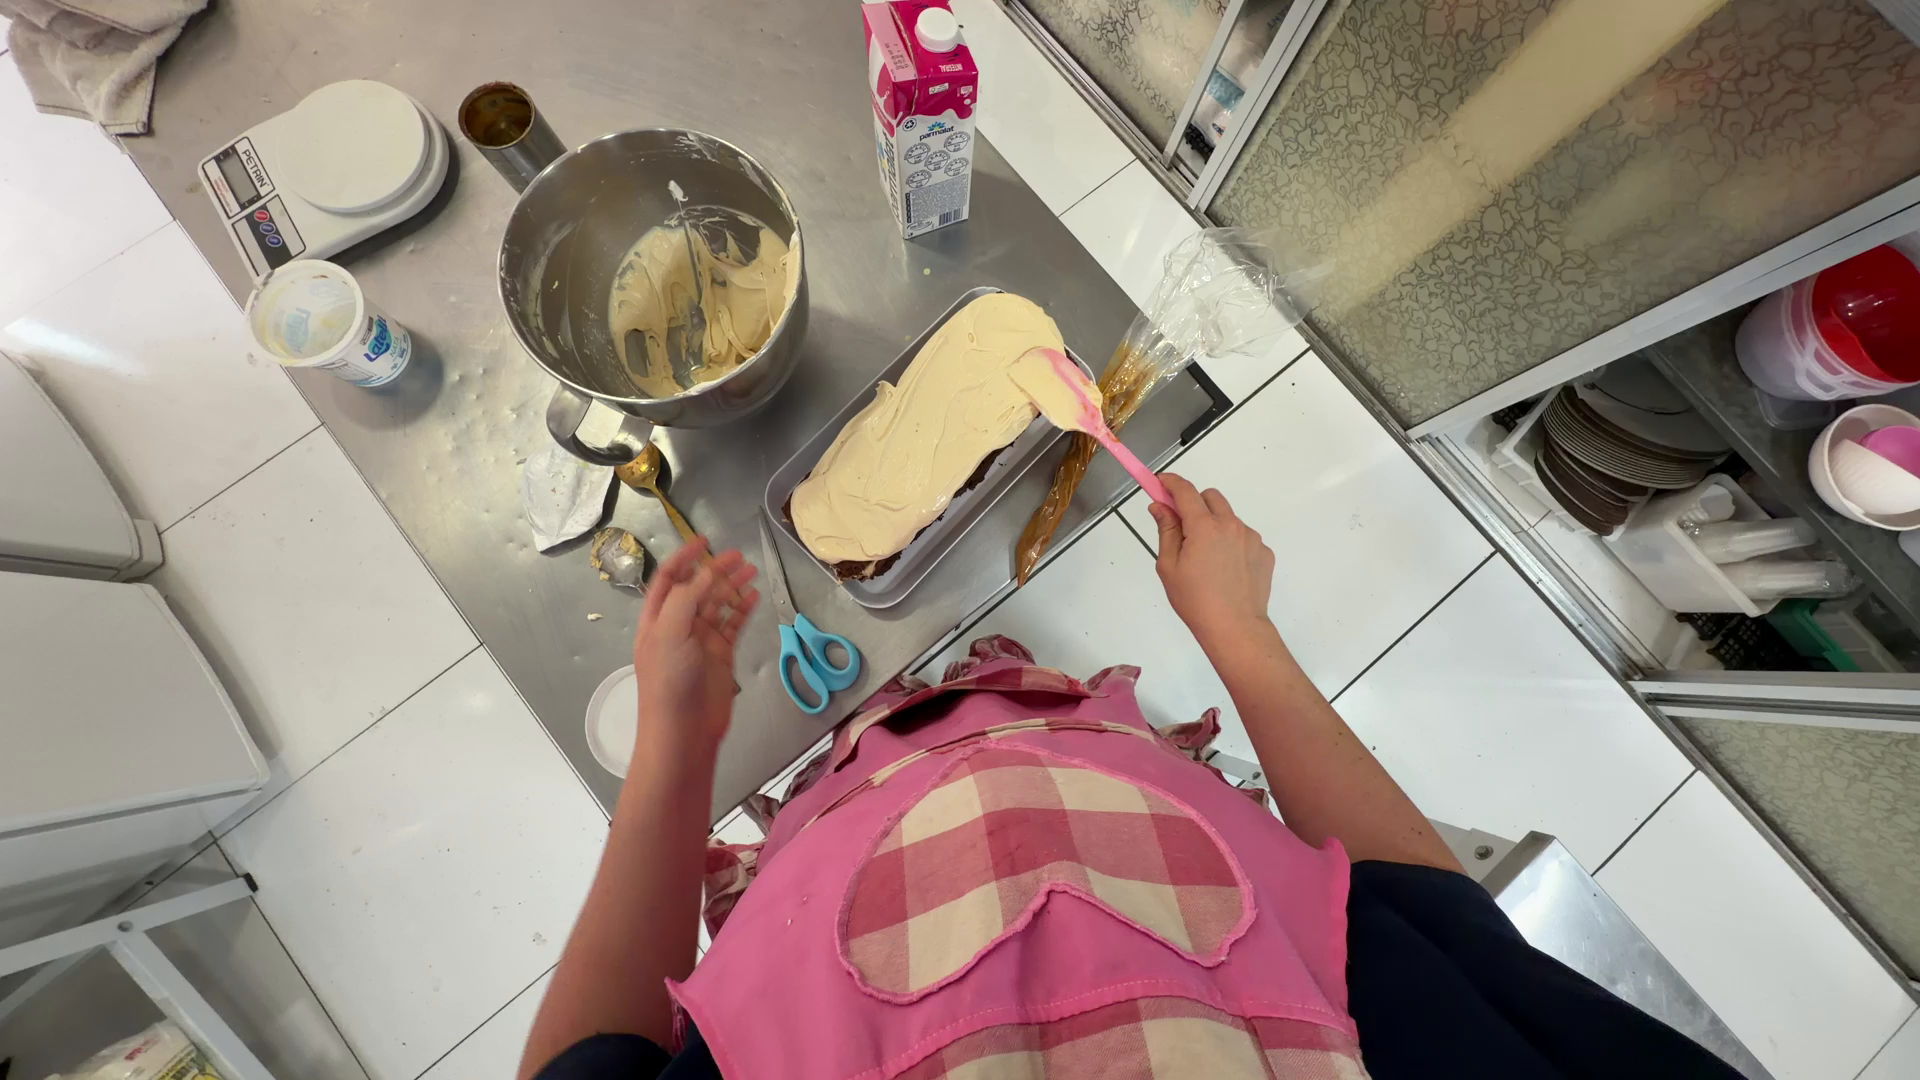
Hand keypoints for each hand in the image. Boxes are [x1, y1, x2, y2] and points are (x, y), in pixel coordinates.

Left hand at [632, 537, 758, 758]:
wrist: (684, 730)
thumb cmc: (669, 681)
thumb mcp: (669, 633)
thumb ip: (686, 599)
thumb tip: (705, 574)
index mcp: (657, 619)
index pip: (669, 579)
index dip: (684, 558)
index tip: (704, 540)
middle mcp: (678, 626)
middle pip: (698, 588)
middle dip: (716, 570)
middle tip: (739, 555)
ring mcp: (701, 641)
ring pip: (719, 604)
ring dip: (733, 586)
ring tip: (752, 570)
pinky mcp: (721, 655)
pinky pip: (734, 625)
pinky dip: (744, 609)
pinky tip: (755, 596)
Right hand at [1149, 473, 1274, 648]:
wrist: (1235, 627)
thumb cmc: (1194, 600)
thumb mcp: (1169, 566)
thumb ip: (1166, 530)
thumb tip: (1160, 507)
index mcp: (1204, 527)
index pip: (1185, 491)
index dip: (1170, 482)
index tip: (1160, 482)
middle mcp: (1231, 525)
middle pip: (1210, 497)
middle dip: (1194, 503)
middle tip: (1182, 526)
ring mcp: (1251, 538)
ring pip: (1228, 518)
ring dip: (1214, 525)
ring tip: (1206, 558)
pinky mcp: (1264, 552)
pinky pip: (1243, 537)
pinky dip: (1231, 543)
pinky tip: (1225, 569)